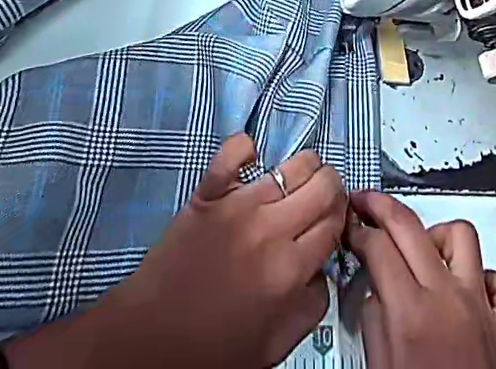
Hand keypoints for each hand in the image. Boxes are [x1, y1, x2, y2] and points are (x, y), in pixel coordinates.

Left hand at [3, 133, 346, 367]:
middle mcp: (270, 229)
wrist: (155, 333)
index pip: (335, 221)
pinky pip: (234, 150)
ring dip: (302, 168)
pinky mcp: (208, 190)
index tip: (333, 221)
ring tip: (292, 183)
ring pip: (292, 164)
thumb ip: (312, 303)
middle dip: (329, 188)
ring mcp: (237, 204)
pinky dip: (246, 148)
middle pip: (323, 185)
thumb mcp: (278, 343)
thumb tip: (323, 264)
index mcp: (291, 270)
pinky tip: (251, 161)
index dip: (340, 217)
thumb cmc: (216, 346)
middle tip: (319, 200)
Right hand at [346, 190, 495, 368]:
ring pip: (461, 236)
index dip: (356, 228)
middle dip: (380, 206)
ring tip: (419, 246)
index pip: (376, 242)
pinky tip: (468, 286)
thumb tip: (374, 280)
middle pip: (408, 223)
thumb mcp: (377, 359)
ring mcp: (480, 310)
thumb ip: (374, 310)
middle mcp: (448, 301)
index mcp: (410, 312)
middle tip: (366, 206)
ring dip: (434, 234)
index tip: (349, 227)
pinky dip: (488, 278)